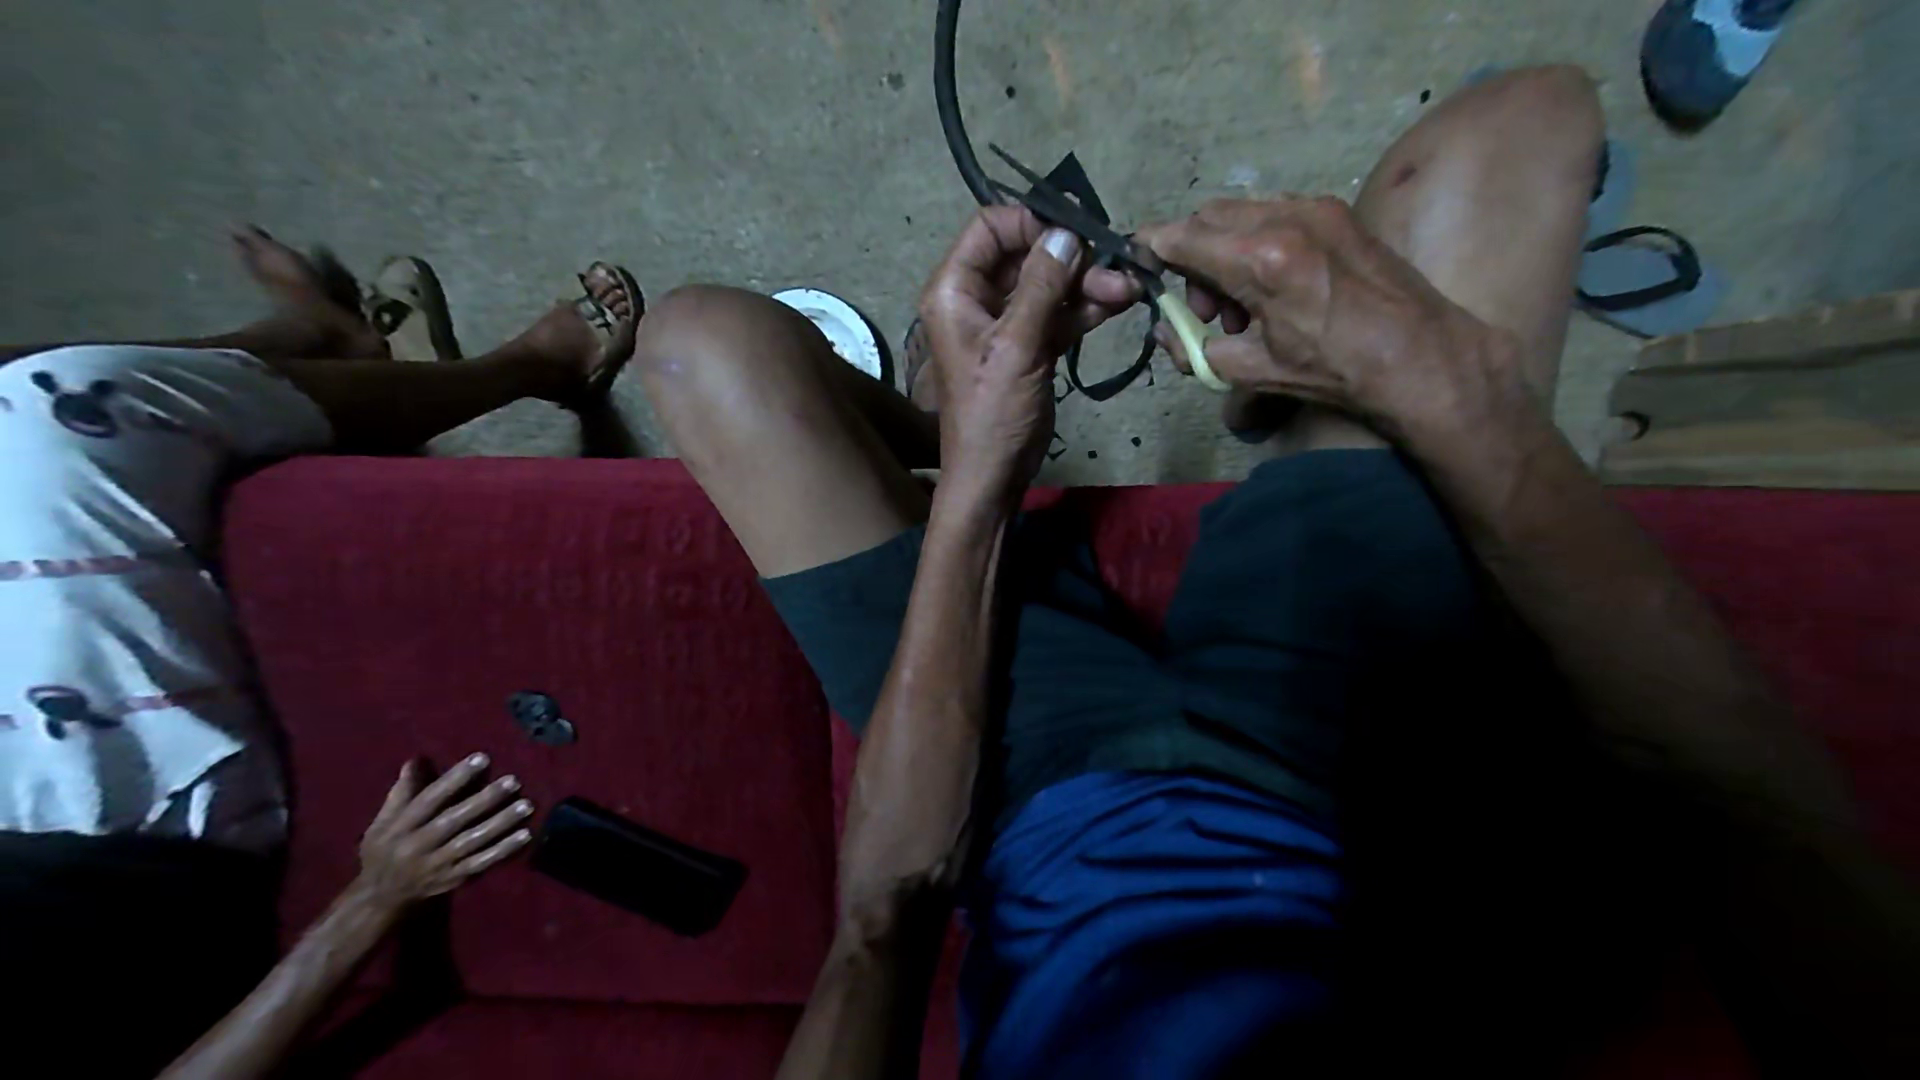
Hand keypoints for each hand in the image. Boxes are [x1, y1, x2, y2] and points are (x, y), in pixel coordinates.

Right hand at [354, 753, 533, 912]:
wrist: (380, 898)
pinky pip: (481, 863)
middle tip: (514, 780)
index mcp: (398, 829)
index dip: (455, 778)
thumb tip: (416, 759)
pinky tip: (526, 835)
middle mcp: (416, 847)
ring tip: (526, 805)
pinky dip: (504, 850)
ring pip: (472, 841)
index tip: (483, 758)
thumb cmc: (386, 850)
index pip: (429, 800)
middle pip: (454, 820)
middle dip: (485, 800)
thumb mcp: (383, 823)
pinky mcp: (452, 878)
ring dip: (501, 823)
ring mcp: (436, 865)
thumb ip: (402, 792)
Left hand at [918, 206, 1140, 496]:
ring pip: (1048, 285)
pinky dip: (1085, 309)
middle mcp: (976, 299)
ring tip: (1129, 291)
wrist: (994, 475)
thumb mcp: (1015, 346)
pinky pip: (1058, 314)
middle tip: (1116, 270)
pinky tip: (1119, 305)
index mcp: (955, 290)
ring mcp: (1005, 323)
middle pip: (1026, 255)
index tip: (1075, 235)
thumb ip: (1041, 287)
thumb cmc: (993, 412)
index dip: (1031, 224)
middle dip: (1071, 259)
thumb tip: (1066, 233)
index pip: (989, 228)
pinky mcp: (1029, 346)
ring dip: (1087, 285)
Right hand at [1138, 197, 1524, 438]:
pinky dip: (1252, 241)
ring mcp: (1315, 208)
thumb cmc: (1331, 370)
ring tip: (1239, 304)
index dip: (1150, 248)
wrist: (1420, 356)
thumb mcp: (1247, 370)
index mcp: (1260, 260)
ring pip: (1239, 211)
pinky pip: (1271, 213)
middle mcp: (1286, 219)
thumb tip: (1166, 331)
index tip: (1135, 263)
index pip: (1183, 238)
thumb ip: (1193, 347)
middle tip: (1200, 307)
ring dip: (1221, 250)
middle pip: (1207, 217)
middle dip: (1188, 256)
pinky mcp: (1335, 212)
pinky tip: (1268, 285)